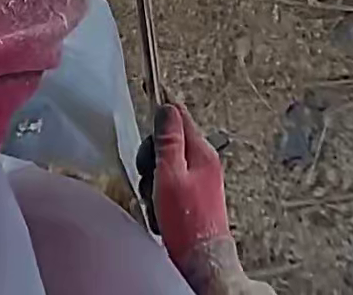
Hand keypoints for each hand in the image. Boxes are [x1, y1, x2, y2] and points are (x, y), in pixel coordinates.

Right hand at [152, 103, 229, 263]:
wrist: (203, 264)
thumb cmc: (189, 223)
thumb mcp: (171, 174)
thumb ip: (168, 139)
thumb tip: (166, 107)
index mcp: (201, 150)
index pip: (179, 112)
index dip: (162, 104)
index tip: (148, 88)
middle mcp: (203, 161)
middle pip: (169, 138)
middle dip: (152, 155)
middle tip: (149, 174)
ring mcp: (199, 179)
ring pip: (166, 162)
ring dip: (153, 179)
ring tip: (156, 200)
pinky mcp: (193, 196)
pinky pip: (169, 183)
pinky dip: (159, 195)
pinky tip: (160, 211)